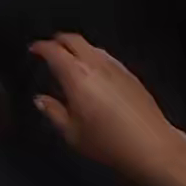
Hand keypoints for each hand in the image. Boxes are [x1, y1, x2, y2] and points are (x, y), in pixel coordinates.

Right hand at [30, 33, 185, 185]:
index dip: (40, 47)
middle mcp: (94, 63)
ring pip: (90, 45)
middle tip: (49, 50)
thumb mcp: (72, 134)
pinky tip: (93, 73)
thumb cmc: (107, 142)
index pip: (53, 50)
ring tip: (70, 60)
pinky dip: (92, 56)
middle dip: (58, 40)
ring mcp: (114, 65)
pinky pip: (104, 55)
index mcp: (76, 74)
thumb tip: (40, 98)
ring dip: (76, 47)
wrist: (152, 146)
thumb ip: (53, 112)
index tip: (33, 50)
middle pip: (72, 39)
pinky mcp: (129, 73)